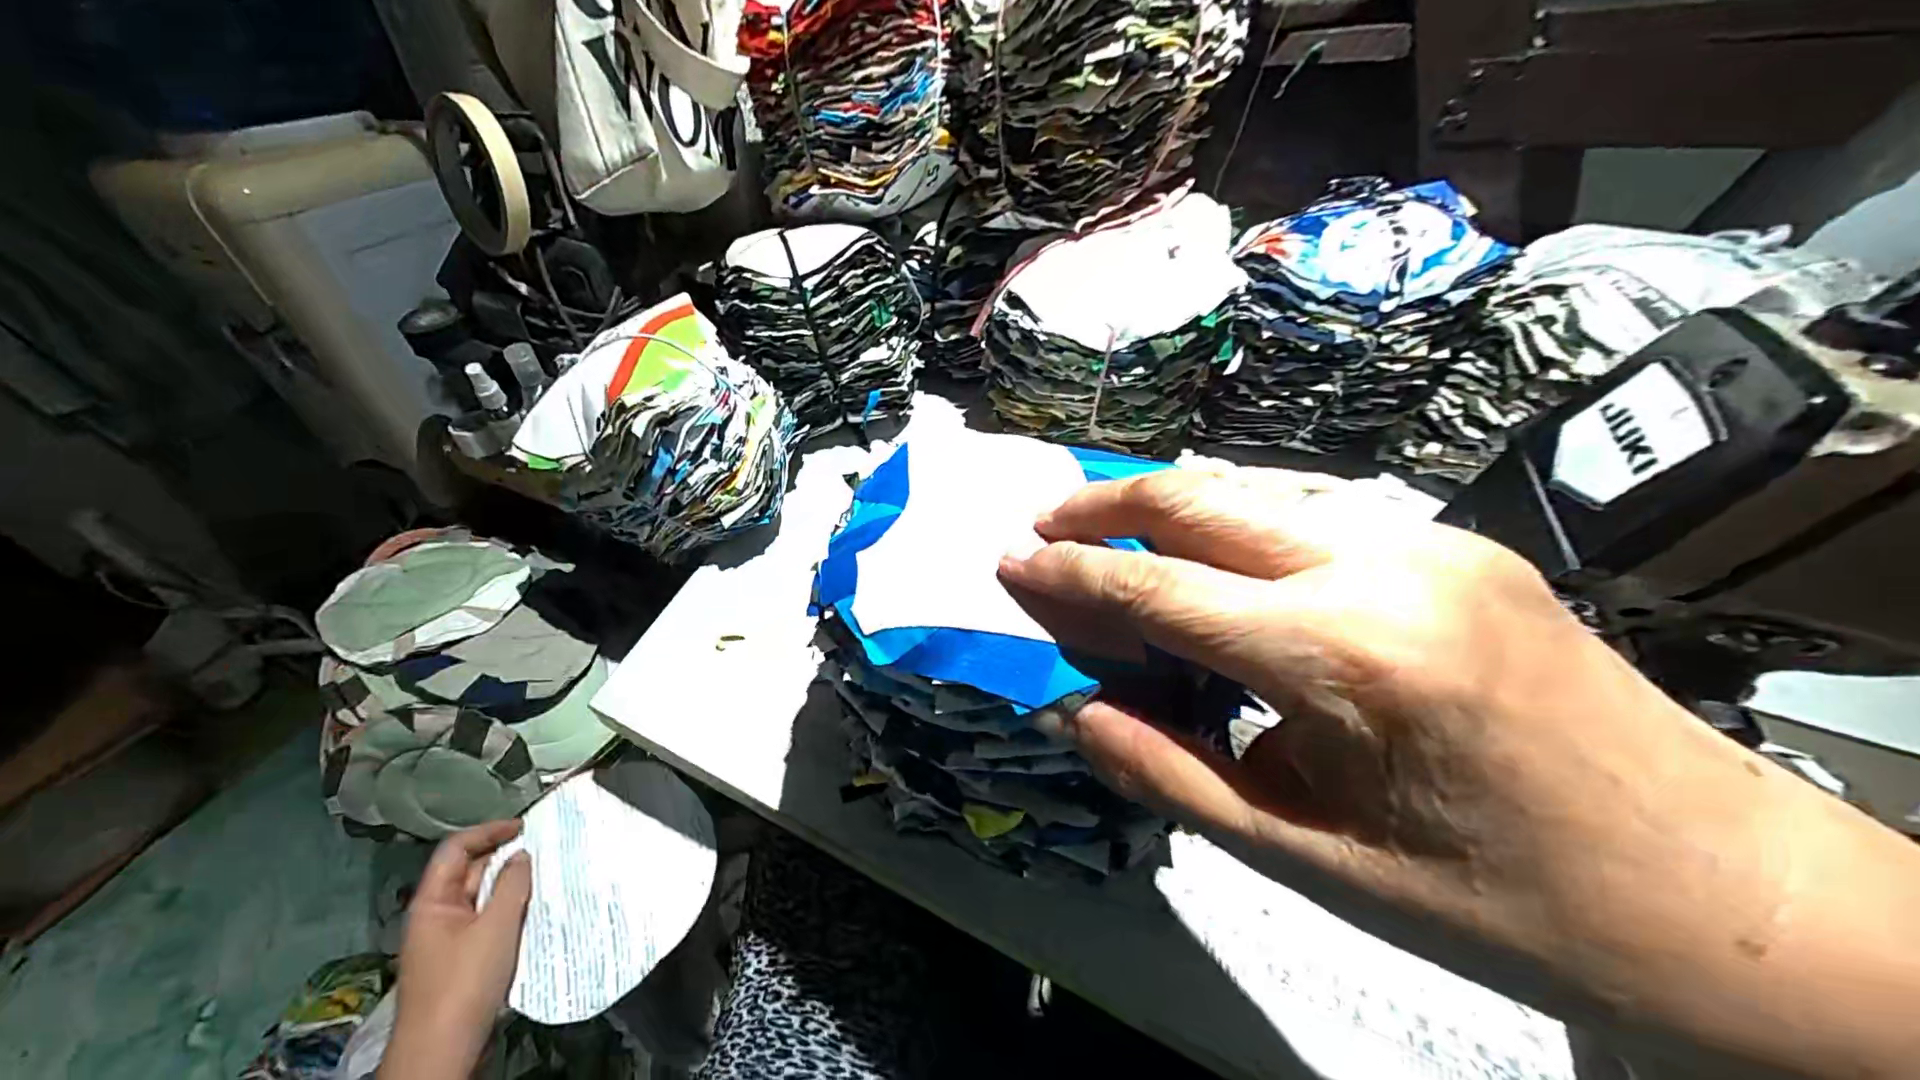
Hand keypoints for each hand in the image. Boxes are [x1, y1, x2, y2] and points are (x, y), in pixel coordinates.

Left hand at [378, 821, 531, 1079]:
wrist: (443, 1051)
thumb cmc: (464, 983)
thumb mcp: (494, 928)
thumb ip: (511, 885)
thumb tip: (521, 855)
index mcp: (432, 903)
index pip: (456, 849)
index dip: (488, 831)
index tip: (524, 825)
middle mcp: (437, 915)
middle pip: (470, 870)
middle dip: (505, 855)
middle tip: (545, 847)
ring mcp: (450, 938)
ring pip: (483, 896)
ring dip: (512, 883)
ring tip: (548, 872)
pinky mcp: (464, 958)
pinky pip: (489, 919)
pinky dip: (511, 907)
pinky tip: (536, 908)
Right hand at [999, 467, 1919, 1077]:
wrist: (1724, 892)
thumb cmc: (1496, 898)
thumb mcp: (1307, 860)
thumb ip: (1170, 774)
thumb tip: (1072, 711)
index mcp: (1344, 656)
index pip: (1160, 587)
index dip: (1071, 573)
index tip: (1012, 563)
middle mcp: (1383, 566)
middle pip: (1202, 496)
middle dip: (1106, 505)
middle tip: (1045, 524)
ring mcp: (1428, 540)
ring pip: (1256, 489)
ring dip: (1169, 504)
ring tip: (1108, 532)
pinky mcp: (1454, 544)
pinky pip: (1311, 511)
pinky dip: (1235, 520)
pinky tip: (1208, 553)